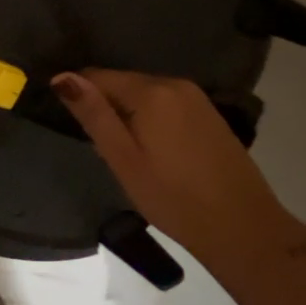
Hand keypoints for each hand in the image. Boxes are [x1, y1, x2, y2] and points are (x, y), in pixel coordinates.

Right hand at [51, 70, 299, 264]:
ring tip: (125, 151)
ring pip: (142, 94)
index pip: (95, 76)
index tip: (76, 128)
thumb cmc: (173, 197)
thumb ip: (93, 114)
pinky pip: (164, 104)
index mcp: (151, 92)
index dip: (79, 98)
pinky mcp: (209, 114)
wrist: (243, 228)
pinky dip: (150, 119)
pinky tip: (153, 150)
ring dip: (127, 114)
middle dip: (104, 106)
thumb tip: (62, 77)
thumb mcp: (122, 158)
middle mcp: (175, 84)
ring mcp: (197, 98)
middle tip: (103, 147)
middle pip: (121, 82)